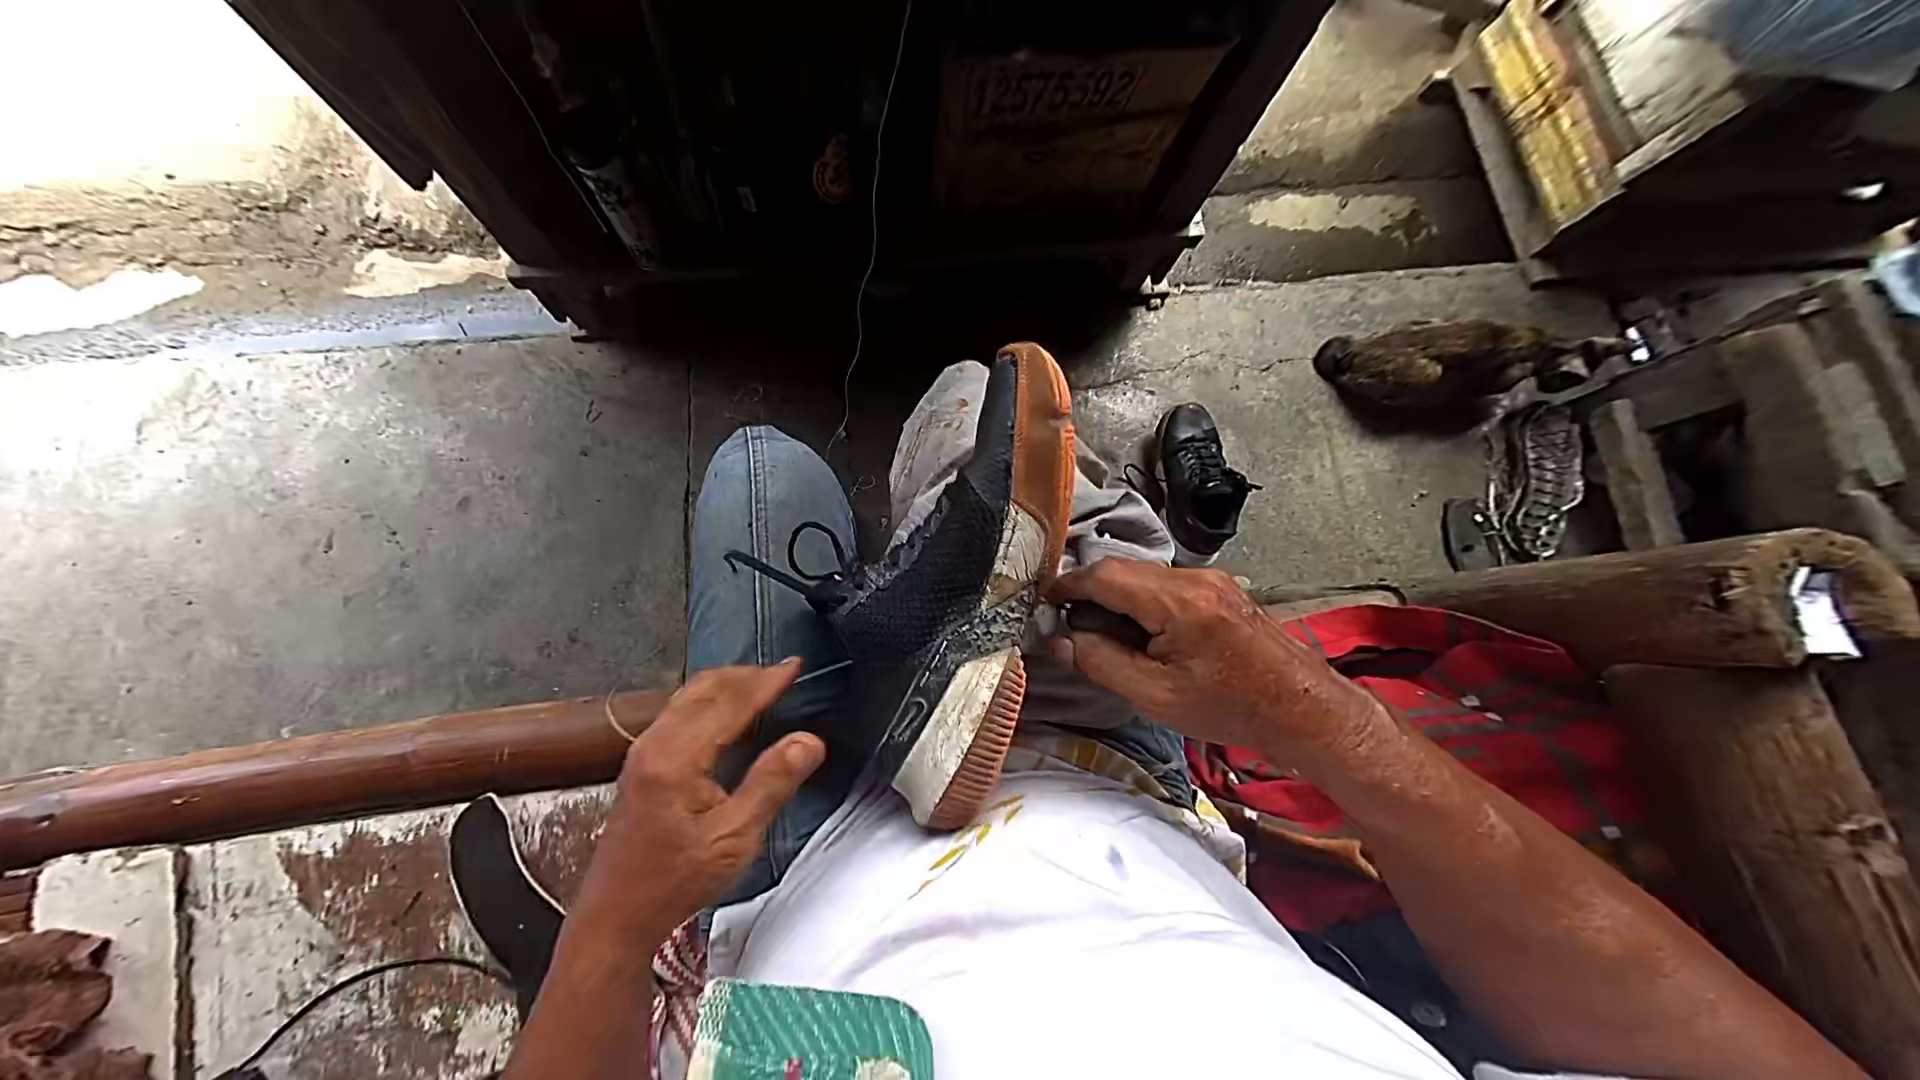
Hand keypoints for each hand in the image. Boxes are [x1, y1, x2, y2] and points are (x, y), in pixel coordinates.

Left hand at [582, 660, 824, 940]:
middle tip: (784, 672)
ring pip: (690, 696)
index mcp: (677, 758)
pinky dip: (712, 699)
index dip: (767, 681)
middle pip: (706, 688)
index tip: (795, 666)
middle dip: (748, 675)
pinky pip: (681, 710)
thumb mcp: (734, 839)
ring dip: (729, 684)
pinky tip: (730, 713)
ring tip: (762, 684)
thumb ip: (772, 783)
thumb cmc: (674, 882)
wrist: (615, 917)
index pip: (730, 703)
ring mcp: (644, 751)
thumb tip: (808, 741)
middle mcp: (655, 744)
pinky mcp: (642, 762)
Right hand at [1049, 559, 1392, 771]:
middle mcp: (1195, 578)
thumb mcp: (1155, 696)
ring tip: (1107, 634)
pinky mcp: (1218, 587)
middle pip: (1122, 569)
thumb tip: (1061, 640)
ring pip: (1142, 574)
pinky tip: (1141, 631)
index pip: (1105, 575)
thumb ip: (1100, 663)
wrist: (1302, 710)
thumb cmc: (1230, 708)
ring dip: (1115, 596)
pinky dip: (1141, 600)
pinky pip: (1164, 582)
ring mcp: (1211, 578)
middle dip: (1090, 592)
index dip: (1068, 585)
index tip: (1045, 601)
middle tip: (1072, 624)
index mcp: (1179, 602)